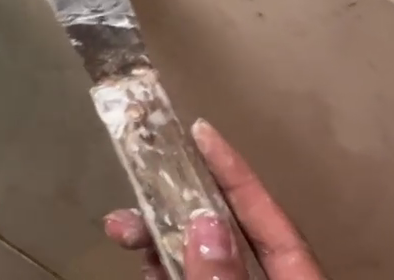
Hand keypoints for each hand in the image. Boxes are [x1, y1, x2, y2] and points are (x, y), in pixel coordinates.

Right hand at [103, 120, 324, 279]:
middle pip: (226, 233)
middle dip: (177, 204)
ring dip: (159, 237)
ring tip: (121, 231)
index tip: (199, 129)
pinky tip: (143, 265)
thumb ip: (224, 279)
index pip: (271, 220)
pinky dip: (165, 269)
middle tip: (136, 181)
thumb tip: (204, 221)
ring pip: (201, 257)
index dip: (235, 173)